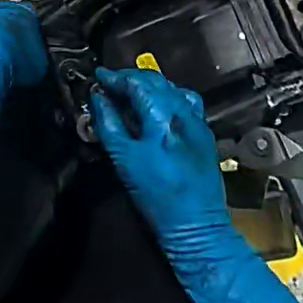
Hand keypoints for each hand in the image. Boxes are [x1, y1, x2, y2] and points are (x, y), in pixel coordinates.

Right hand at [91, 67, 302, 302]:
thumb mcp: (123, 158)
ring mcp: (198, 122)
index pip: (136, 83)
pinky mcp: (205, 132)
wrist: (197, 226)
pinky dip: (164, 95)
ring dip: (147, 85)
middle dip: (129, 78)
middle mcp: (184, 114)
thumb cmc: (155, 195)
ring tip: (128, 92)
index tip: (98, 77)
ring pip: (170, 87)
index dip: (114, 77)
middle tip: (109, 84)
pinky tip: (153, 106)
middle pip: (155, 80)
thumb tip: (98, 97)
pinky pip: (183, 101)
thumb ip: (108, 122)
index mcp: (163, 119)